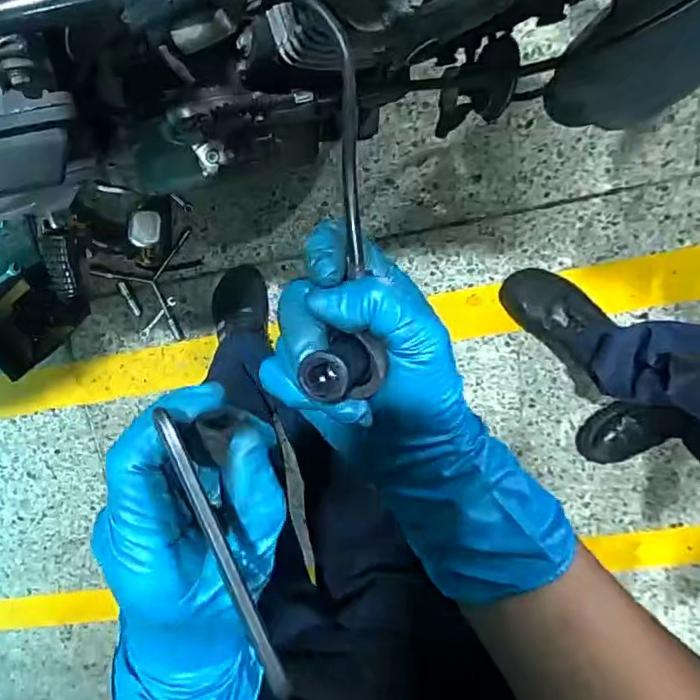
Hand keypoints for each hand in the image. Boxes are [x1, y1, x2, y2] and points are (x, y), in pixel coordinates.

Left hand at [92, 384, 285, 699]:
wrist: (180, 667)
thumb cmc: (213, 626)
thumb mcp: (248, 563)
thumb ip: (251, 502)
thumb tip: (247, 439)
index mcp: (136, 536)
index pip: (130, 460)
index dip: (166, 418)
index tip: (210, 399)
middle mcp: (120, 520)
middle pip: (142, 450)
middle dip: (189, 424)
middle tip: (235, 419)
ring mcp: (124, 519)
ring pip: (154, 459)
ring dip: (195, 440)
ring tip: (237, 439)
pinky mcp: (138, 519)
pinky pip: (162, 477)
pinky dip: (194, 461)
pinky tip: (222, 462)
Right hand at [262, 223, 576, 604]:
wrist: (410, 451)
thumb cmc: (426, 393)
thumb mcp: (422, 340)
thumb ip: (380, 305)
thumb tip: (323, 296)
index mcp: (371, 292)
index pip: (335, 248)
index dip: (322, 253)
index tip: (326, 277)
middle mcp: (335, 313)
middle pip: (297, 295)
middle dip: (311, 330)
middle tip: (332, 360)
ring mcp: (312, 346)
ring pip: (281, 336)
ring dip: (311, 371)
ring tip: (344, 395)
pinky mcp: (294, 380)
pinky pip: (273, 372)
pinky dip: (299, 393)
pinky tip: (332, 406)